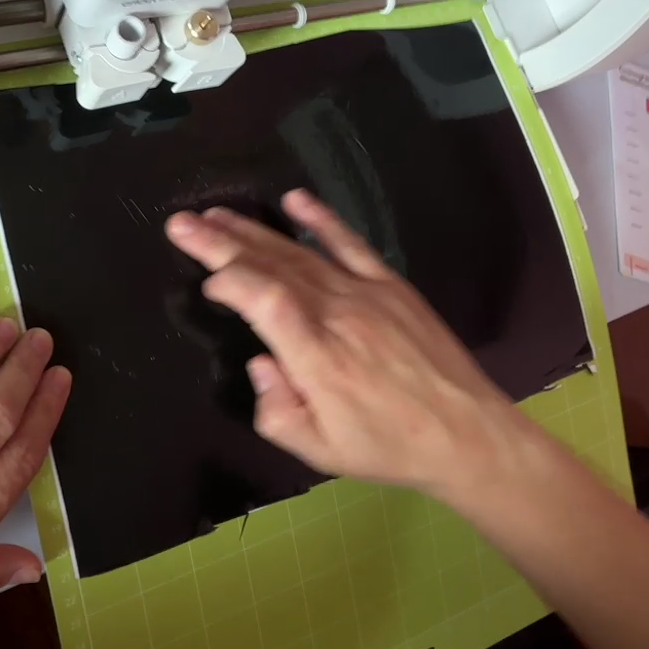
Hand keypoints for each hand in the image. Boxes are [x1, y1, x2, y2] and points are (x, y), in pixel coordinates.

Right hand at [164, 189, 554, 509]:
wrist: (468, 434)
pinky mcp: (389, 283)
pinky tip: (294, 197)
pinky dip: (321, 217)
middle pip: (271, 266)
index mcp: (317, 356)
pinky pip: (349, 243)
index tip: (206, 284)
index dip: (229, 281)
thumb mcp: (320, 451)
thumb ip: (275, 408)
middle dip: (221, 242)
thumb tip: (258, 362)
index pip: (264, 299)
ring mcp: (364, 292)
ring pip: (298, 252)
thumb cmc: (386, 445)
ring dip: (253, 231)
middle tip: (181, 222)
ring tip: (215, 214)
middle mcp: (336, 314)